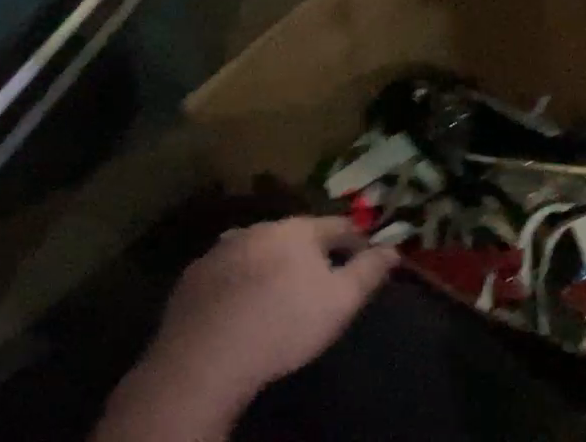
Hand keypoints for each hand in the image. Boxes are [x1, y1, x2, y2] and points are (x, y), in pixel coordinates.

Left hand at [100, 217, 396, 440]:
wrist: (205, 360)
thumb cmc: (284, 325)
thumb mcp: (340, 302)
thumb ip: (369, 271)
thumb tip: (393, 249)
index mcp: (297, 230)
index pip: (338, 226)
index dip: (356, 241)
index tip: (365, 258)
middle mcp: (259, 229)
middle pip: (295, 236)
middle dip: (310, 253)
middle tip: (319, 282)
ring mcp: (220, 250)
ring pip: (257, 250)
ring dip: (270, 264)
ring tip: (277, 293)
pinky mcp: (192, 278)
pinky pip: (226, 272)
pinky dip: (238, 282)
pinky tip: (240, 306)